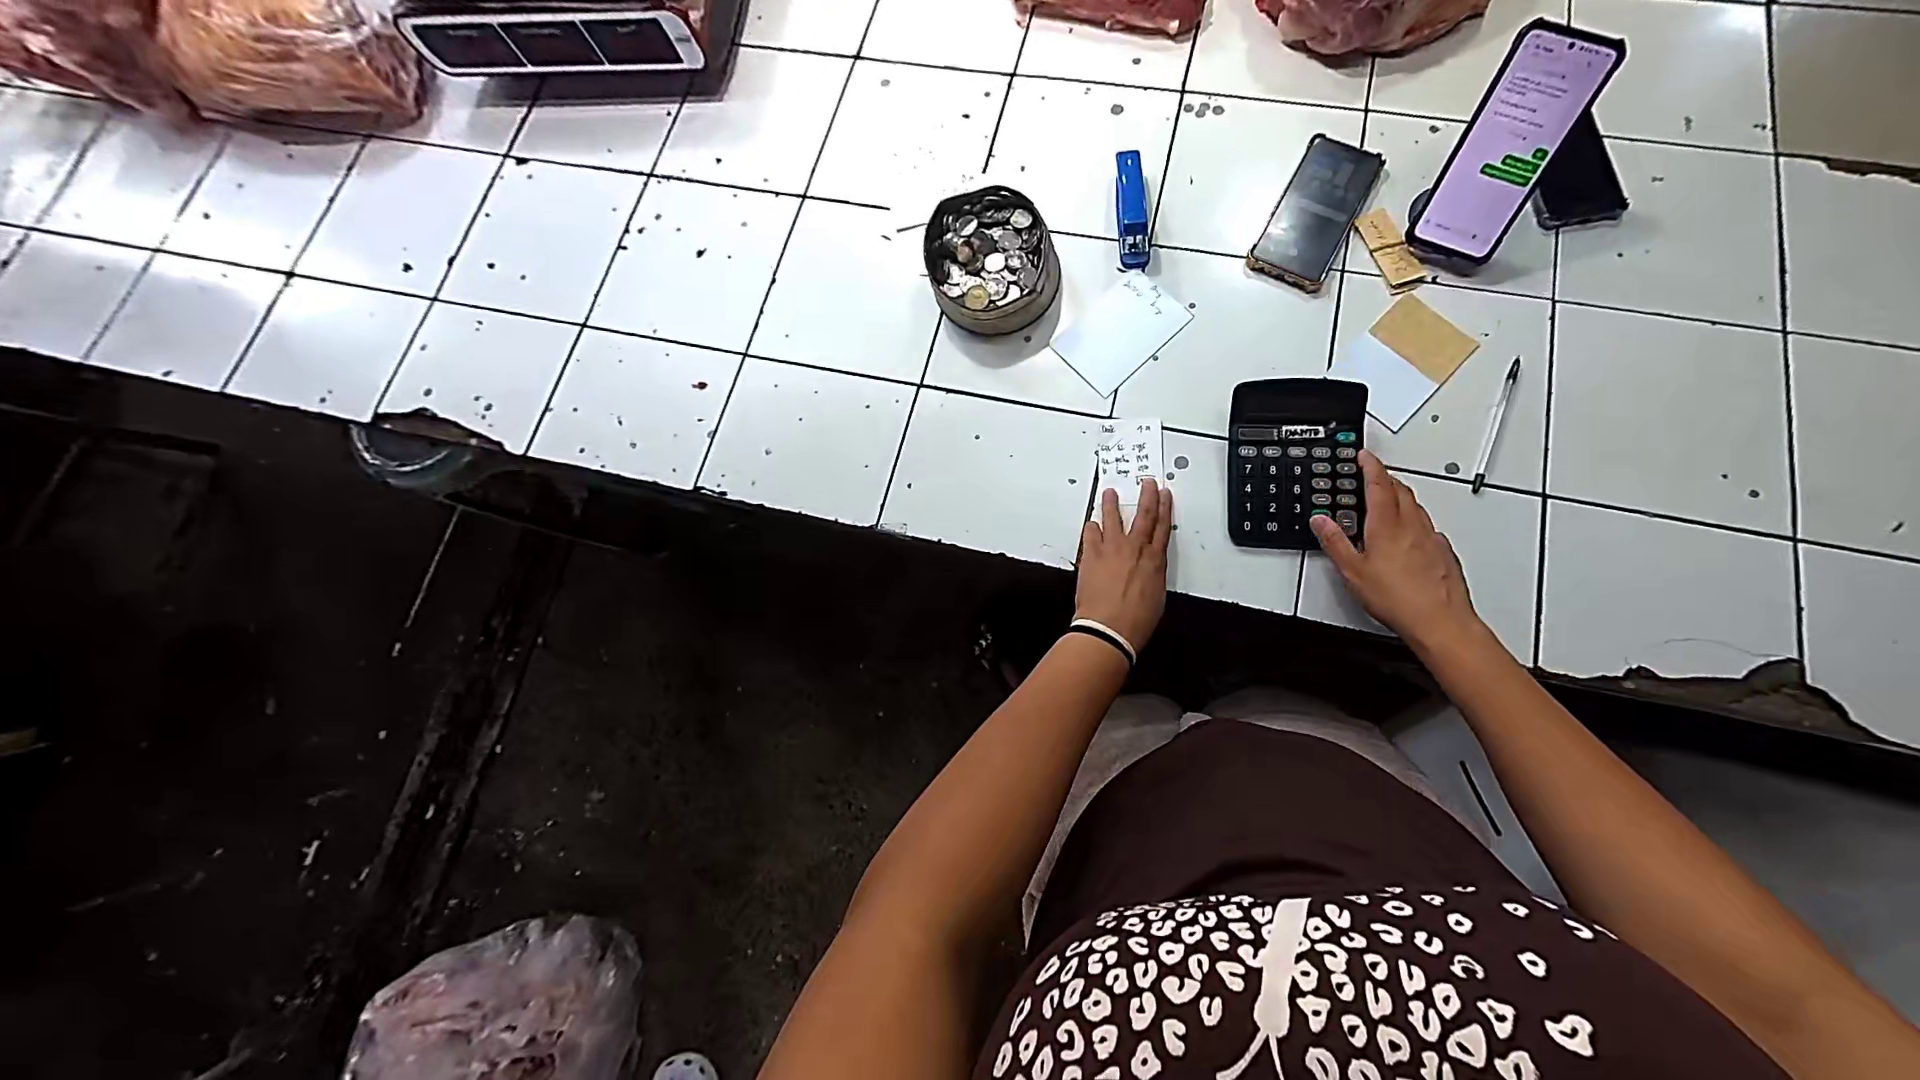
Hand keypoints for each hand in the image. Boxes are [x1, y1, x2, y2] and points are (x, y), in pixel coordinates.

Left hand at [1074, 478, 1173, 652]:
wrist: (1108, 627)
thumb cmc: (1134, 620)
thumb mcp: (1156, 596)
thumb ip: (1152, 576)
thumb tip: (1149, 571)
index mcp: (1155, 560)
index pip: (1163, 526)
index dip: (1164, 508)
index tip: (1164, 495)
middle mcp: (1134, 549)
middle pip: (1143, 515)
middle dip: (1146, 496)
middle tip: (1146, 483)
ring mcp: (1111, 549)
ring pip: (1113, 518)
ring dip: (1112, 504)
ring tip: (1110, 493)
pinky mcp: (1091, 555)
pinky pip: (1091, 533)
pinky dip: (1091, 527)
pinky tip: (1090, 523)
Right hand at [1309, 450, 1481, 648]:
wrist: (1439, 621)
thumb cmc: (1398, 599)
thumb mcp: (1352, 571)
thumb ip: (1335, 542)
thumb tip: (1321, 521)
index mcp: (1387, 526)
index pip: (1379, 485)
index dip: (1370, 466)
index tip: (1364, 456)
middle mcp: (1412, 527)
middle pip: (1400, 490)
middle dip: (1385, 478)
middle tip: (1373, 473)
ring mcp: (1431, 538)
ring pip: (1415, 506)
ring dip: (1400, 495)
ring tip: (1387, 497)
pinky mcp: (1442, 552)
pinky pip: (1427, 525)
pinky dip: (1414, 518)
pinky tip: (1409, 530)